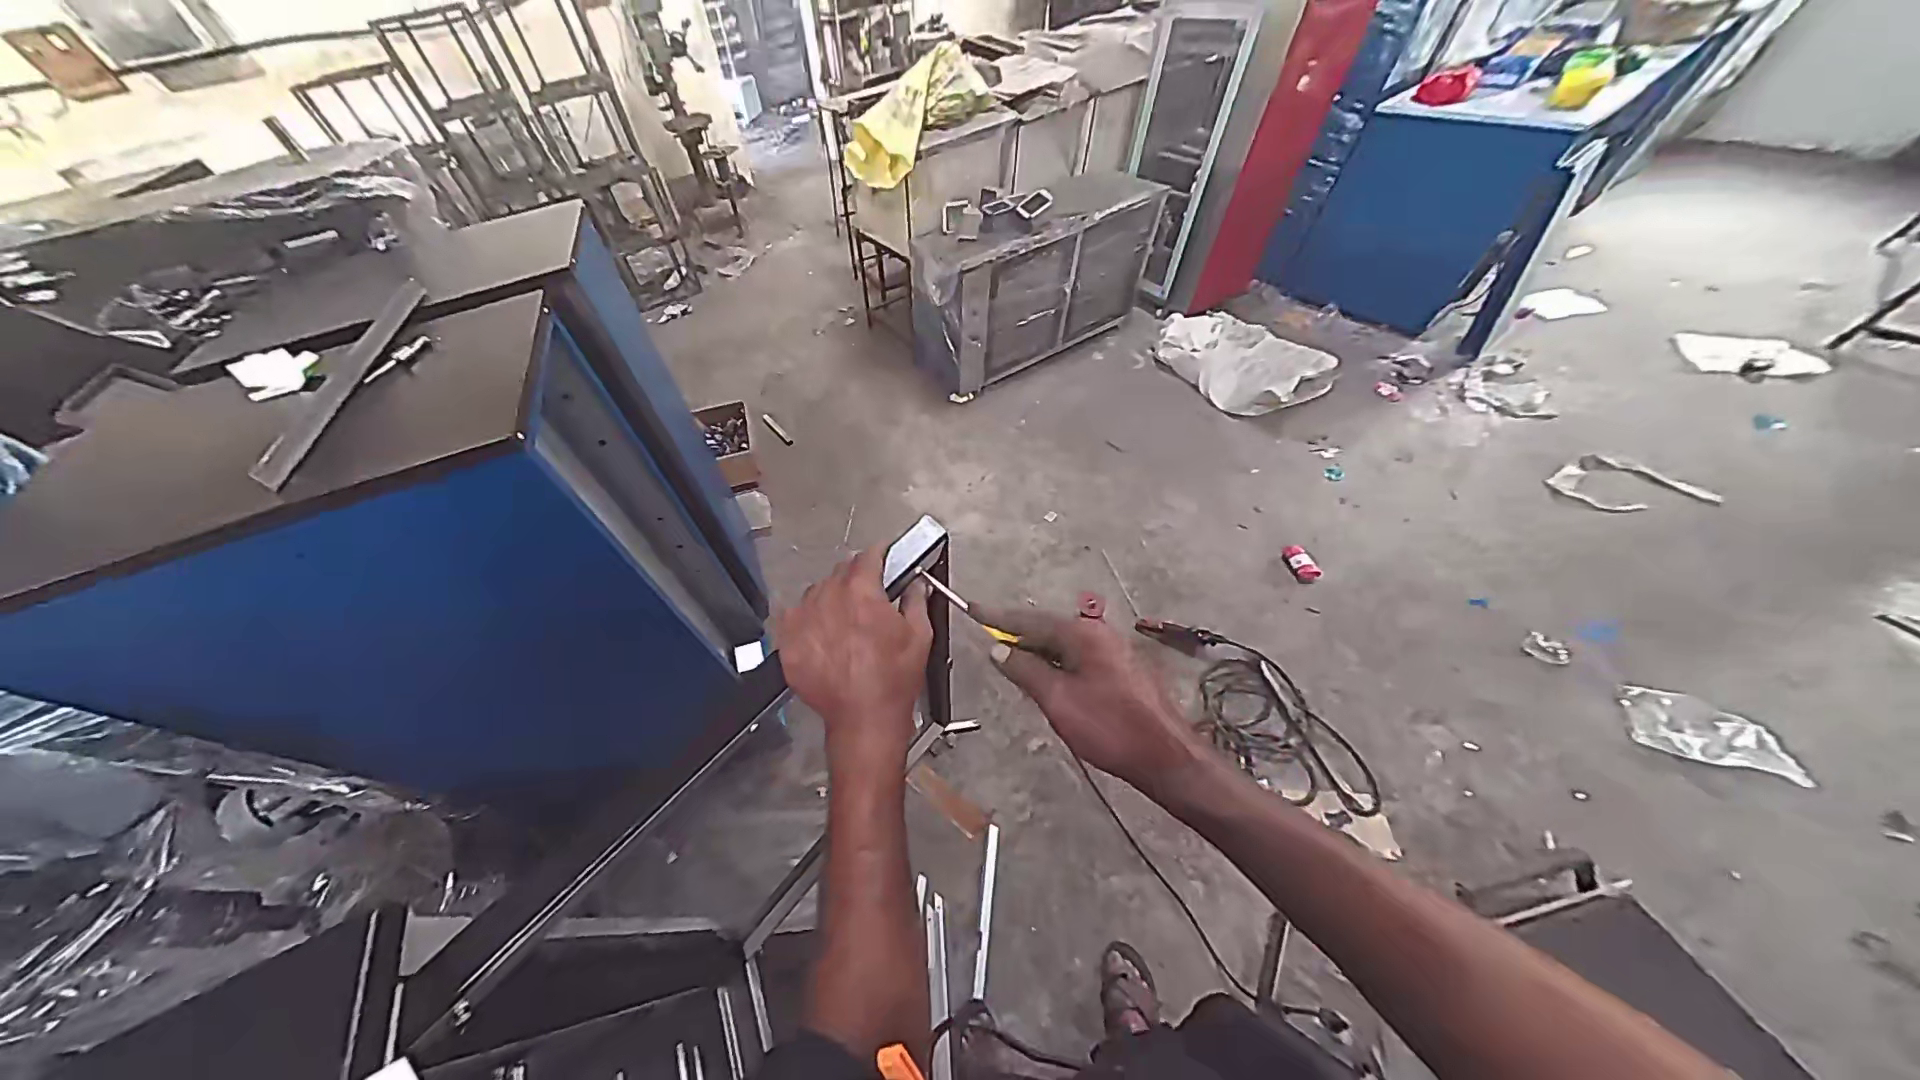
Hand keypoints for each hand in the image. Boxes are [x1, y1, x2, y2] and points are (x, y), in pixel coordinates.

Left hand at [775, 548, 931, 775]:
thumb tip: (916, 585)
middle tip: (868, 594)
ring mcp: (805, 621)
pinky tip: (822, 632)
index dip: (878, 554)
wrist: (864, 719)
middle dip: (856, 577)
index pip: (867, 557)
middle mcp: (829, 601)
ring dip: (831, 596)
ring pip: (817, 591)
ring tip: (845, 618)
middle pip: (841, 572)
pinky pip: (794, 615)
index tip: (881, 556)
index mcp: (862, 594)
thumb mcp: (919, 636)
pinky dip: (808, 617)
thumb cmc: (892, 681)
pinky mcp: (789, 642)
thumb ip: (916, 601)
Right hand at [977, 606, 1206, 793]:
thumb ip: (1025, 670)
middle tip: (990, 642)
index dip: (998, 617)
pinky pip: (1077, 658)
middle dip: (1017, 636)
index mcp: (1083, 634)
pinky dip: (1056, 664)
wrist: (1164, 756)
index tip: (974, 609)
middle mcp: (1100, 635)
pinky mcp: (1120, 670)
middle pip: (1048, 628)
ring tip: (1012, 664)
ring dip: (1037, 653)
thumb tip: (999, 650)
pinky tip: (1046, 680)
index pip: (1030, 619)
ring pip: (1063, 645)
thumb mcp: (1057, 699)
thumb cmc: (1112, 728)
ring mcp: (1113, 651)